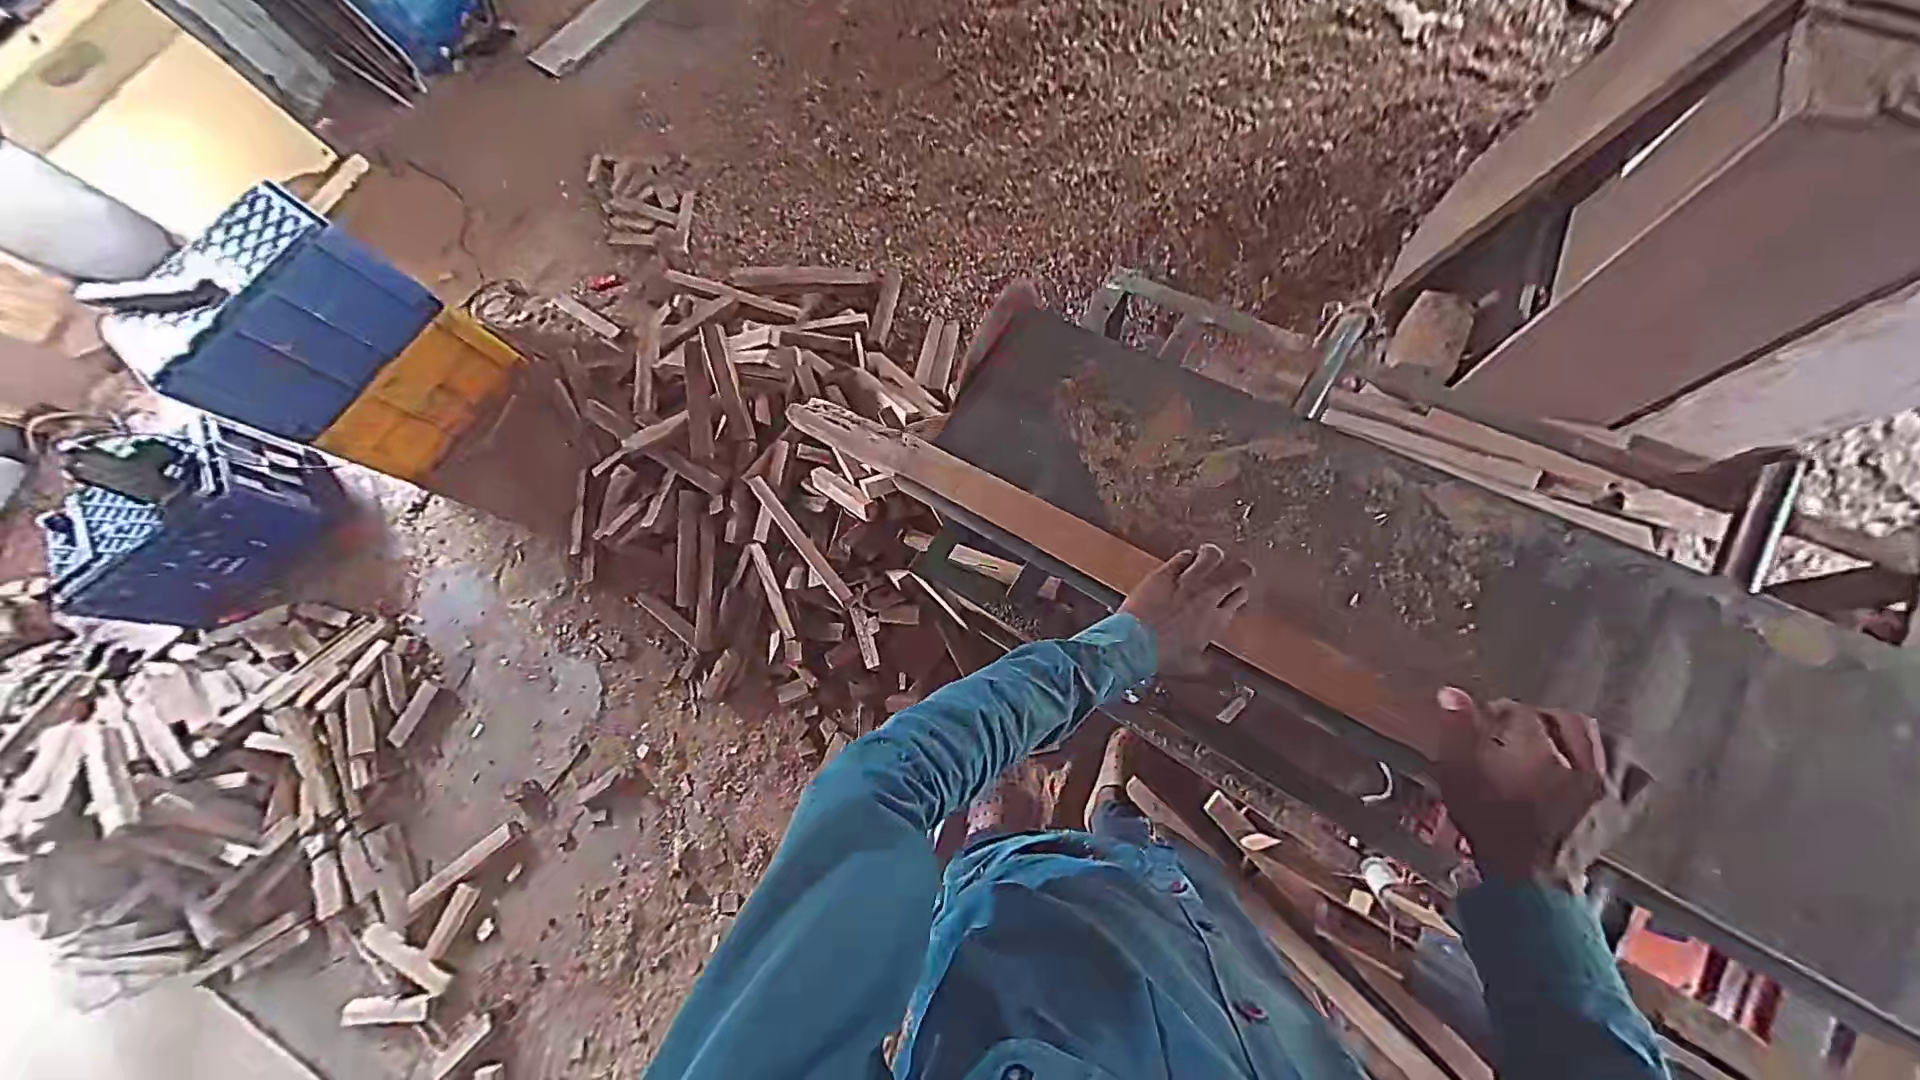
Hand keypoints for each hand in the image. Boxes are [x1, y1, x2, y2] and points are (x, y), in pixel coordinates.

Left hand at [1118, 544, 1252, 676]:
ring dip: (1213, 556)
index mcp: (1217, 620)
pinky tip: (1184, 561)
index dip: (1238, 591)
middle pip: (1237, 572)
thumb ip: (1208, 661)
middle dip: (1238, 570)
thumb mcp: (1193, 664)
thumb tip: (1211, 664)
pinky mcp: (1164, 574)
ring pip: (1212, 556)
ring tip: (1210, 557)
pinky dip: (1187, 557)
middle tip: (1231, 570)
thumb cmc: (1161, 657)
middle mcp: (1207, 597)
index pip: (1240, 595)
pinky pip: (1183, 556)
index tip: (1233, 592)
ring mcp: (1186, 582)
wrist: (1132, 644)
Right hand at [1433, 688, 1651, 891]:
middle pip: (1570, 722)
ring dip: (1583, 733)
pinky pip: (1637, 775)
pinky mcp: (1624, 812)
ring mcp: (1609, 791)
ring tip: (1562, 735)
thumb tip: (1451, 694)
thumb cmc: (1488, 825)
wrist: (1526, 877)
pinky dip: (1620, 762)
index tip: (1486, 714)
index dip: (1500, 710)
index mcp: (1537, 755)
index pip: (1523, 713)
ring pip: (1609, 742)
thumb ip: (1455, 731)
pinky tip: (1604, 762)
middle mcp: (1581, 768)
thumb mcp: (1456, 773)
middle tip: (1520, 722)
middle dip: (1541, 716)